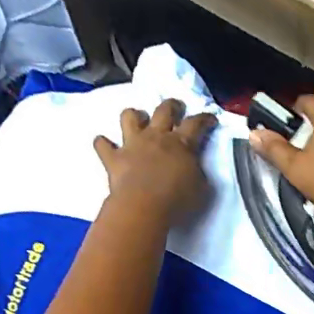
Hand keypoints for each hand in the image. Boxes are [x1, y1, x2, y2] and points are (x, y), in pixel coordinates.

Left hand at [93, 99, 216, 223]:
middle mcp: (156, 137)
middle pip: (164, 110)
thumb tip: (194, 166)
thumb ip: (198, 171)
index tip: (210, 118)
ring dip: (133, 115)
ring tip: (137, 120)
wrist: (143, 207)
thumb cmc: (177, 200)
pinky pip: (102, 145)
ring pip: (129, 117)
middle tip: (175, 107)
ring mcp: (132, 144)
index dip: (205, 118)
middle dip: (171, 105)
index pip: (196, 123)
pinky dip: (103, 144)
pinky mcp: (114, 158)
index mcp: (181, 144)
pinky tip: (105, 145)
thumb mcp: (201, 188)